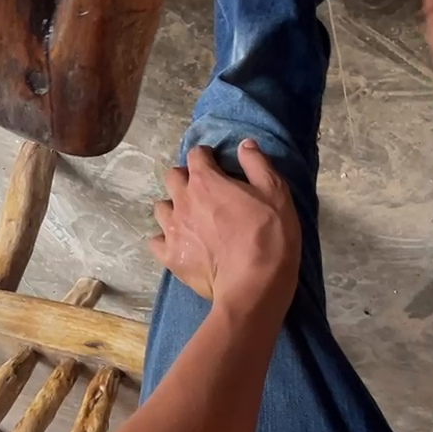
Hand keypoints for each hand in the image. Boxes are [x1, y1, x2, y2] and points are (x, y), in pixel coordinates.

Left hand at [149, 141, 298, 315]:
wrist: (253, 286)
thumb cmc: (269, 236)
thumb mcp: (276, 194)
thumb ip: (257, 165)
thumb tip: (245, 144)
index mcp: (205, 181)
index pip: (196, 155)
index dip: (207, 156)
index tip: (217, 164)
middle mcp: (182, 200)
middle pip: (173, 177)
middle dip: (186, 178)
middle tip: (204, 191)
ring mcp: (171, 228)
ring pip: (161, 207)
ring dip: (174, 207)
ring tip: (191, 217)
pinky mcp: (168, 255)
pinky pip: (156, 240)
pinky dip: (165, 238)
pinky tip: (180, 243)